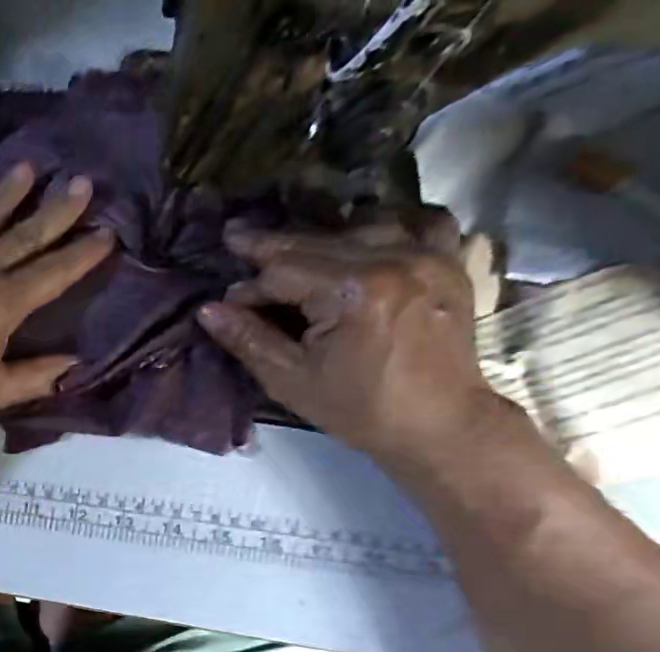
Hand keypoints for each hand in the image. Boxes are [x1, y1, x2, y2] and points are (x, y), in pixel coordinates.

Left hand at [0, 162, 115, 428]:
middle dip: (58, 210)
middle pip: (25, 236)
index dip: (82, 254)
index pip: (53, 274)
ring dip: (7, 193)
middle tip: (83, 182)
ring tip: (27, 168)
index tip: (108, 233)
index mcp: (3, 305)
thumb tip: (76, 364)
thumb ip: (36, 376)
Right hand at [196, 213, 515, 465]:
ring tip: (294, 244)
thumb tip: (209, 311)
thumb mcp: (293, 382)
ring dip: (324, 234)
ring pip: (362, 224)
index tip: (228, 303)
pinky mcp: (450, 261)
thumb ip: (250, 340)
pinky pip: (421, 221)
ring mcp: (428, 254)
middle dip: (272, 247)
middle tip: (235, 237)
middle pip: (317, 241)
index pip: (283, 274)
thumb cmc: (360, 409)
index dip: (250, 289)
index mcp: (353, 292)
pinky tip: (366, 233)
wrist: (437, 423)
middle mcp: (393, 259)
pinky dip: (391, 222)